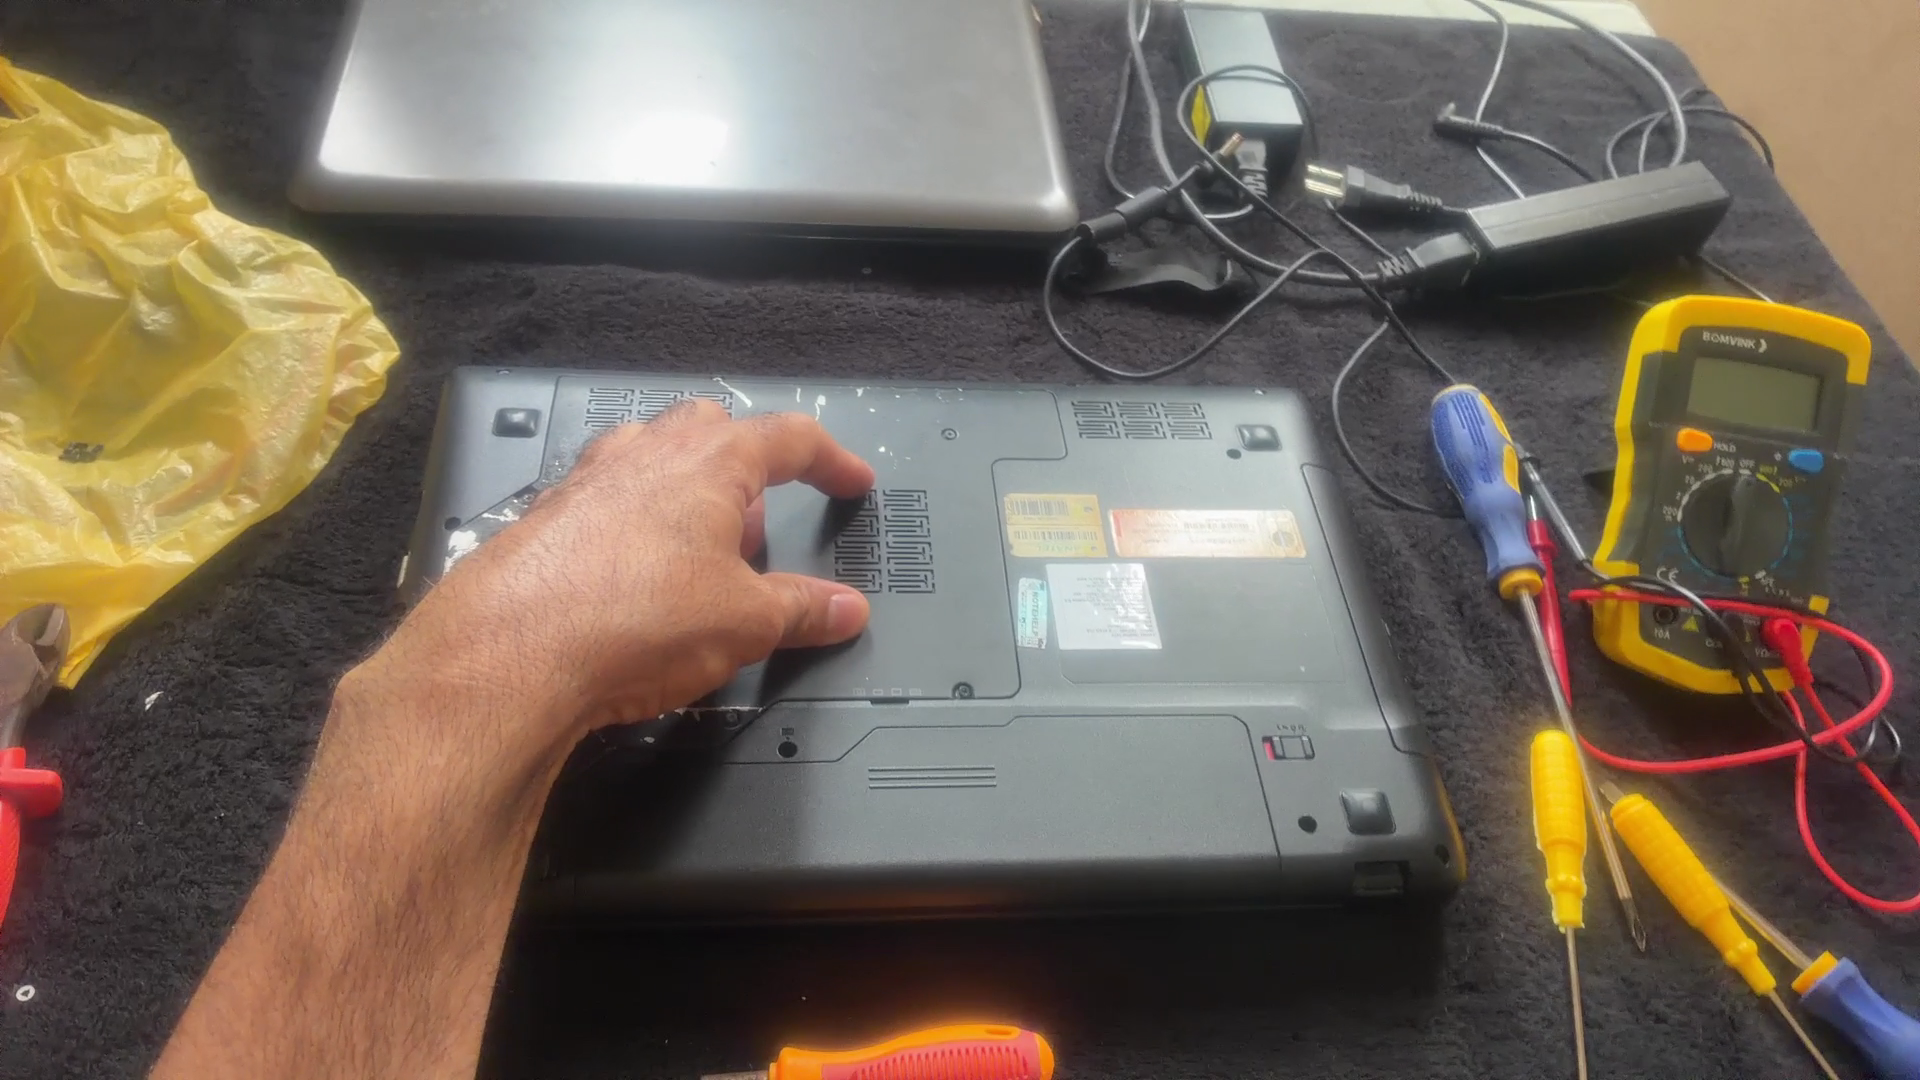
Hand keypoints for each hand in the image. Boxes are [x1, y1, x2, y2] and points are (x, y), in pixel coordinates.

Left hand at [348, 400, 876, 762]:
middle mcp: (646, 455)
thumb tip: (849, 611)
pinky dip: (640, 525)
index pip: (790, 439)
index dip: (832, 461)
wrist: (504, 658)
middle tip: (759, 526)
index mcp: (708, 462)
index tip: (854, 482)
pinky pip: (610, 500)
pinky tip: (638, 578)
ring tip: (701, 554)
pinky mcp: (546, 520)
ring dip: (691, 493)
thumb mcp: (746, 622)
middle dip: (748, 468)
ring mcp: (589, 481)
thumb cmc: (638, 619)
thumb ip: (805, 609)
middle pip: (713, 431)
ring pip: (655, 460)